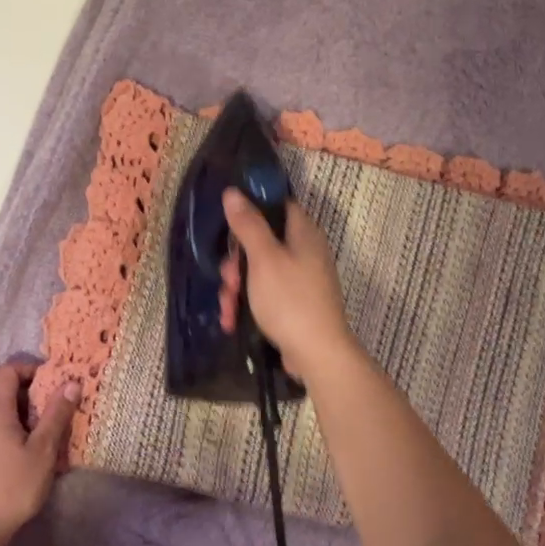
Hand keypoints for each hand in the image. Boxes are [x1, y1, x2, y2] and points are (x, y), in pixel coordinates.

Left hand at [0, 360, 77, 545]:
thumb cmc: (15, 487)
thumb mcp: (44, 451)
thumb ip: (56, 414)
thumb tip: (71, 383)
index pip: (7, 371)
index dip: (29, 370)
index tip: (51, 385)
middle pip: (2, 395)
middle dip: (29, 400)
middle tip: (51, 421)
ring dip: (16, 421)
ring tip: (37, 444)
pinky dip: (2, 437)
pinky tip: (15, 462)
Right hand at [219, 188, 360, 381]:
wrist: (316, 353)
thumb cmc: (290, 300)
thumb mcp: (264, 259)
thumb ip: (248, 225)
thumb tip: (234, 192)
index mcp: (303, 233)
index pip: (278, 206)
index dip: (252, 212)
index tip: (230, 229)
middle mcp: (306, 252)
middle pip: (263, 243)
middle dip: (237, 263)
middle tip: (228, 280)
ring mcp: (302, 280)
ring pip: (259, 272)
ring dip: (237, 288)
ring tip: (228, 308)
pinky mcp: (295, 304)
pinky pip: (266, 295)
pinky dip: (248, 304)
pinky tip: (233, 321)